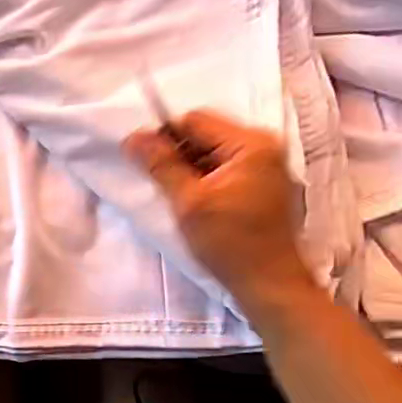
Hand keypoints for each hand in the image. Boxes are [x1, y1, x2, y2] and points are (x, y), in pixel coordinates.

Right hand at [125, 110, 314, 313]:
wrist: (268, 281)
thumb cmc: (228, 242)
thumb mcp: (187, 202)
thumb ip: (160, 164)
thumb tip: (133, 136)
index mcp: (250, 144)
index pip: (195, 121)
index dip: (163, 135)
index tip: (141, 159)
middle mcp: (264, 146)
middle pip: (205, 133)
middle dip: (176, 151)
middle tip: (154, 177)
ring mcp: (266, 164)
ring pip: (212, 150)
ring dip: (188, 165)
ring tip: (173, 191)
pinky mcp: (262, 182)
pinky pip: (223, 166)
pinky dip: (202, 176)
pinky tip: (190, 197)